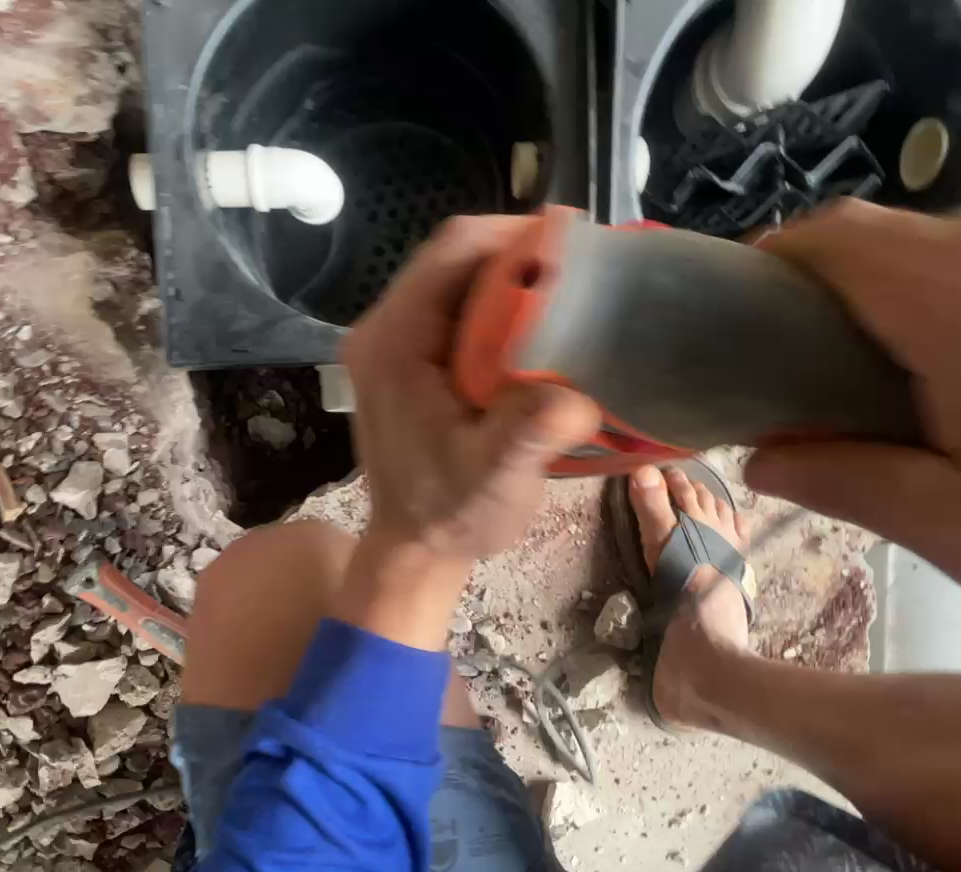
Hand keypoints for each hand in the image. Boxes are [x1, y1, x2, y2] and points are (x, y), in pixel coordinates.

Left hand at [341, 217, 601, 566]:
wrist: (412, 548)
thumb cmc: (451, 515)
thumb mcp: (496, 478)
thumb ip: (530, 433)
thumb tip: (577, 397)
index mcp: (393, 344)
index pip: (453, 251)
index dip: (515, 234)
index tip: (576, 242)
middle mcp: (380, 333)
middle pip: (452, 259)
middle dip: (517, 255)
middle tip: (580, 269)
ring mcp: (387, 347)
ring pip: (452, 283)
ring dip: (507, 281)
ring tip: (565, 294)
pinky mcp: (400, 364)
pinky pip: (449, 312)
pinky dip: (493, 310)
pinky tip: (531, 331)